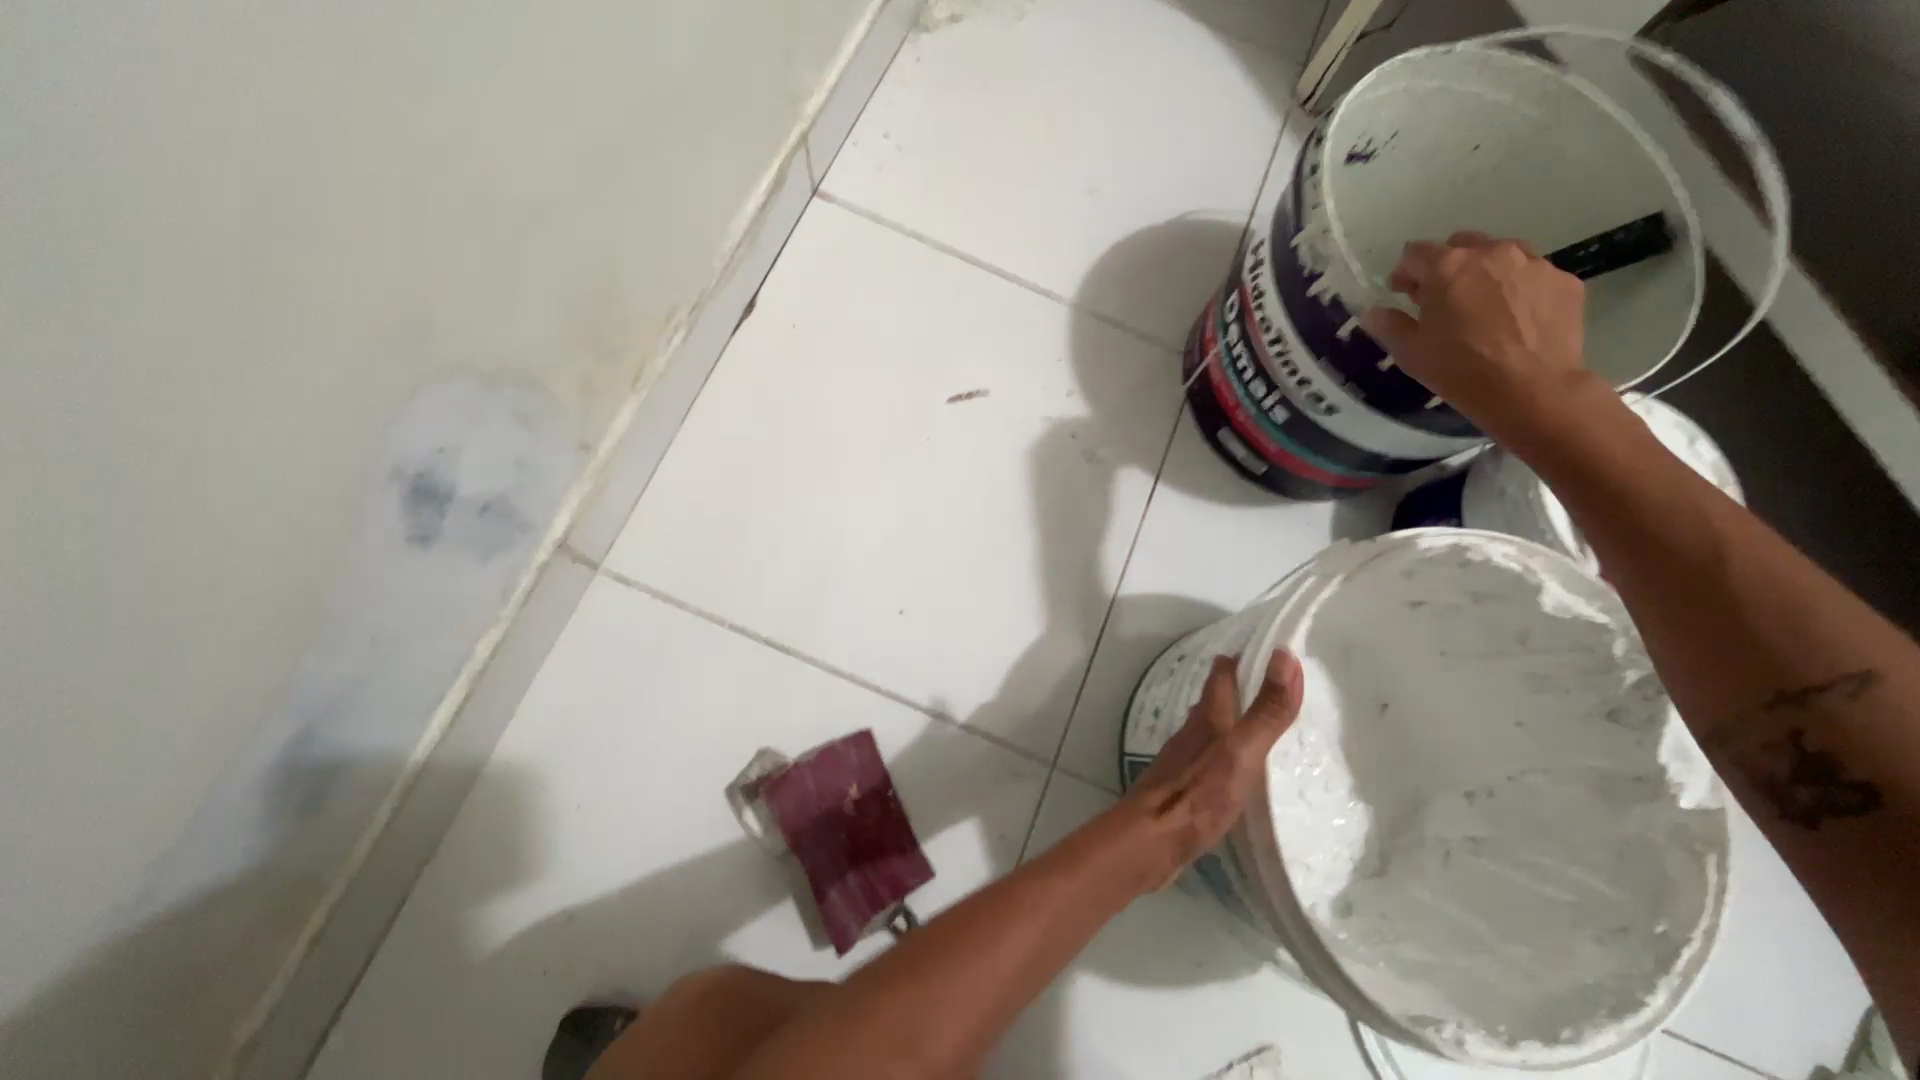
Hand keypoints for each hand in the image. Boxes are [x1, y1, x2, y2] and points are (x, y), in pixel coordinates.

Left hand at [1118, 650, 1304, 889]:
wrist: (1149, 842)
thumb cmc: (1197, 794)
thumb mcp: (1241, 751)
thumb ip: (1265, 711)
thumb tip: (1283, 654)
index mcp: (1208, 719)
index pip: (1222, 676)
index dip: (1242, 661)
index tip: (1268, 651)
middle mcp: (1191, 733)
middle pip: (1213, 702)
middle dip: (1237, 691)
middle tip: (1267, 688)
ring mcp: (1182, 761)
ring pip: (1207, 731)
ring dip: (1228, 724)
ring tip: (1253, 726)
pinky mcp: (1180, 789)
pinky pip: (1205, 762)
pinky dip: (1221, 757)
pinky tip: (1230, 772)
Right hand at [1362, 231, 1596, 440]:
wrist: (1532, 391)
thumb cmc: (1461, 370)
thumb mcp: (1411, 353)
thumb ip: (1389, 325)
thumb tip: (1375, 311)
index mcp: (1448, 266)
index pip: (1415, 253)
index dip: (1405, 273)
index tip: (1404, 294)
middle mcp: (1493, 253)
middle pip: (1462, 244)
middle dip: (1448, 266)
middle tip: (1444, 298)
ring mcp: (1534, 264)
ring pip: (1502, 254)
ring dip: (1486, 271)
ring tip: (1484, 304)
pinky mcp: (1564, 281)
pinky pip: (1534, 274)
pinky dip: (1520, 288)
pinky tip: (1517, 318)